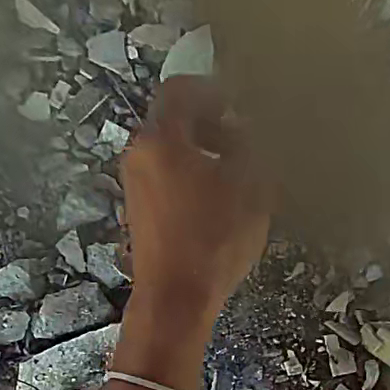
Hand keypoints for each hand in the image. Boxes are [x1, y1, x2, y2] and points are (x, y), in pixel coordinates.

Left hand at [120, 78, 271, 333]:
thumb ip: (252, 146)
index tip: (243, 104)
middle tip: (247, 140)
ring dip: (206, 153)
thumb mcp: (249, 186)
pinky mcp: (141, 212)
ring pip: (173, 151)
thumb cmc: (212, 239)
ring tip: (240, 174)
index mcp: (161, 139)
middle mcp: (140, 156)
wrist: (175, 299)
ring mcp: (136, 186)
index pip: (182, 89)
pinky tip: (221, 201)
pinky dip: (194, 176)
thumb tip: (251, 128)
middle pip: (175, 121)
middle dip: (214, 124)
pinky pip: (168, 177)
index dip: (215, 90)